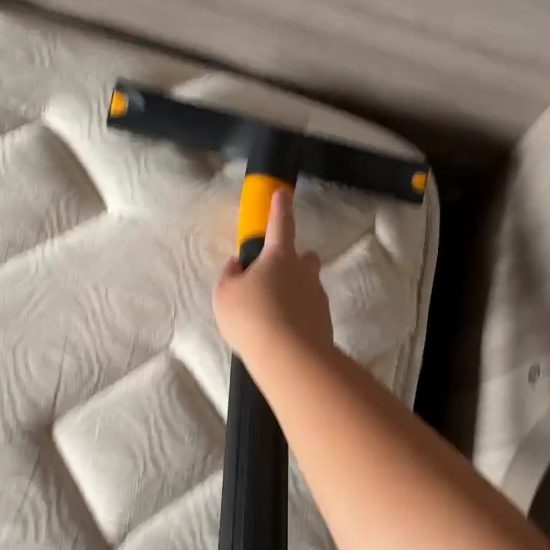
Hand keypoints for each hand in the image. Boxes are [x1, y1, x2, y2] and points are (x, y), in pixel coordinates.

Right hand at [214, 187, 334, 364]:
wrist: (290, 356)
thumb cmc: (251, 317)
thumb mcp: (225, 294)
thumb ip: (230, 276)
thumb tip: (237, 266)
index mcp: (279, 256)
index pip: (280, 224)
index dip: (279, 207)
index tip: (283, 192)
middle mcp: (304, 271)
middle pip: (304, 257)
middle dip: (294, 260)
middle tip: (273, 277)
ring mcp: (318, 296)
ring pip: (307, 286)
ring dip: (294, 292)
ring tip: (273, 315)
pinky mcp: (324, 321)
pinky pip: (309, 311)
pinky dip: (298, 317)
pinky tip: (282, 334)